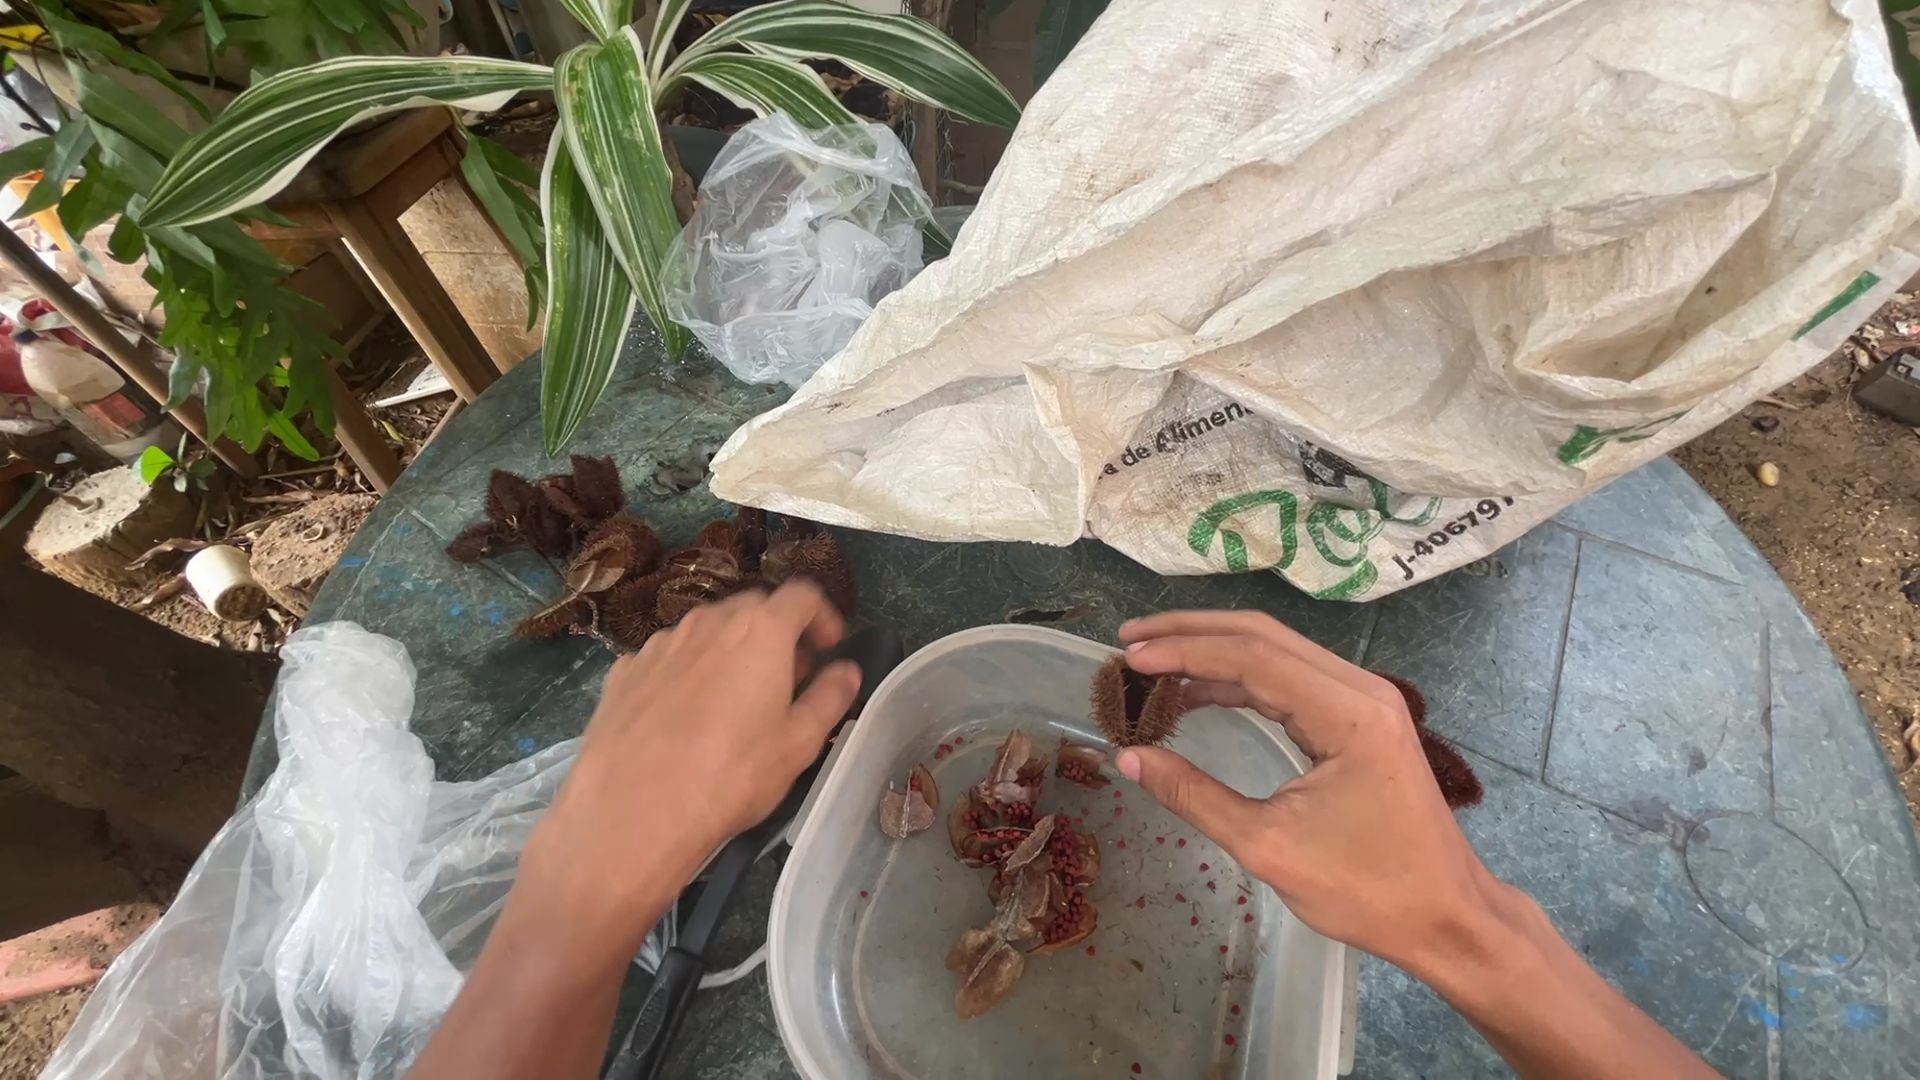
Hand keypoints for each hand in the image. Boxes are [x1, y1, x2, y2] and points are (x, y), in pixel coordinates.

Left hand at [524, 580, 861, 942]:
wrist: (628, 815)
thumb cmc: (730, 776)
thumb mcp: (799, 743)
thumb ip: (831, 697)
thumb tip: (847, 670)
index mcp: (761, 631)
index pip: (802, 595)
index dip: (824, 615)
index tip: (830, 647)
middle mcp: (710, 622)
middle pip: (754, 607)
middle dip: (779, 633)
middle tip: (789, 675)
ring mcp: (661, 643)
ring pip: (709, 630)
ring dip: (733, 649)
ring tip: (736, 697)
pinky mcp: (624, 670)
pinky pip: (670, 656)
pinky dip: (690, 669)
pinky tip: (686, 714)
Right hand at [1113, 610, 1507, 978]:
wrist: (1450, 918)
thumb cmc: (1367, 890)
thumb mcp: (1267, 847)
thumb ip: (1192, 794)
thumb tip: (1128, 757)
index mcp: (1347, 714)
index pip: (1252, 657)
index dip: (1184, 652)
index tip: (1131, 658)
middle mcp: (1358, 688)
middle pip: (1260, 634)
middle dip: (1189, 631)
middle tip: (1130, 638)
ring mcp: (1359, 696)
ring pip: (1271, 647)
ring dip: (1208, 648)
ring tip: (1151, 660)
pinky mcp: (1353, 712)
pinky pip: (1284, 675)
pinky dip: (1233, 676)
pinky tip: (1194, 691)